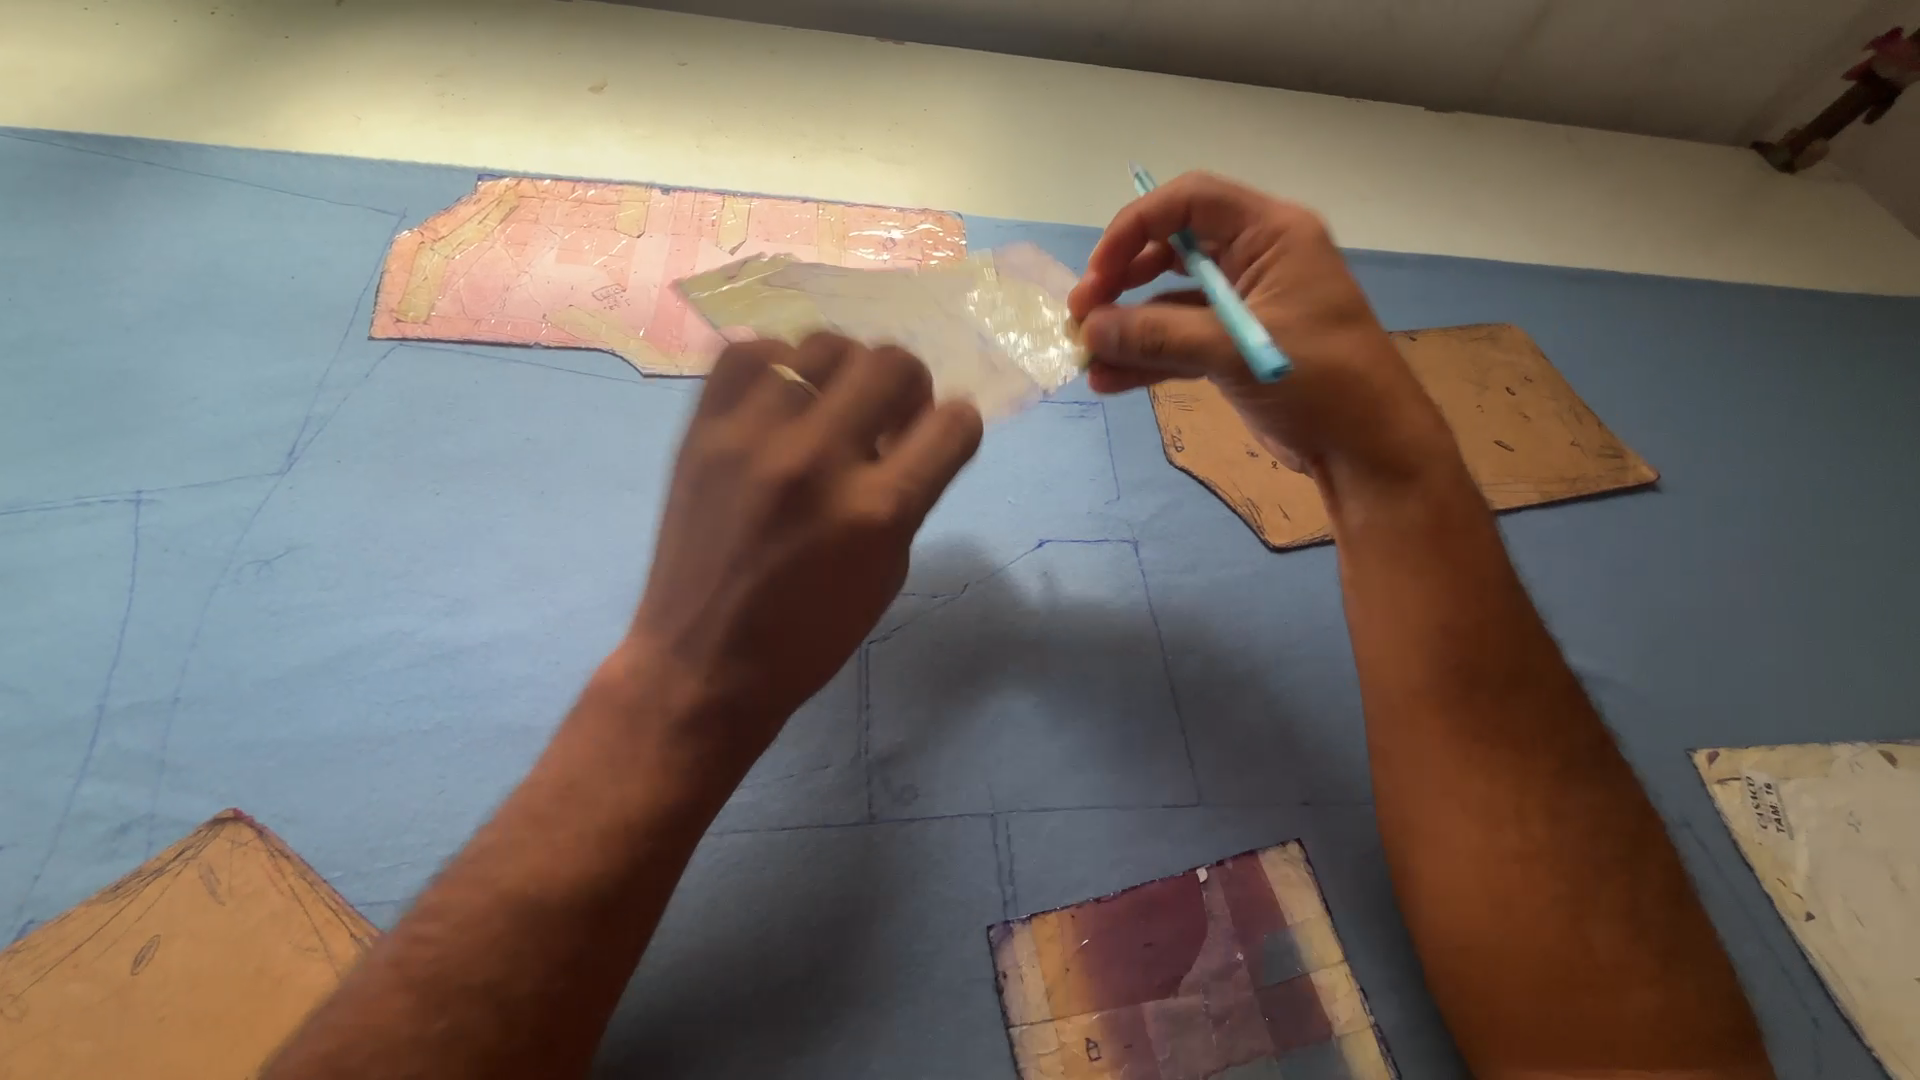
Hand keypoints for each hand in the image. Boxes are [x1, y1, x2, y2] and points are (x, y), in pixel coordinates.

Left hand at [626, 334, 981, 767]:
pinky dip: (780, 366)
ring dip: (847, 372)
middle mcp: (819, 459)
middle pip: (894, 365)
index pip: (954, 423)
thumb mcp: (888, 573)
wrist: (702, 663)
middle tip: (888, 421)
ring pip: (826, 344)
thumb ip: (908, 495)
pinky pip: (751, 352)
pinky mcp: (702, 430)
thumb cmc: (810, 635)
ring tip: (832, 406)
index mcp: (878, 511)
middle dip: (909, 389)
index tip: (935, 440)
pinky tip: (782, 398)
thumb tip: (909, 433)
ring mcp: (753, 436)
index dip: (956, 427)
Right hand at [1069, 172, 1446, 477]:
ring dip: (1127, 328)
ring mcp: (1242, 306)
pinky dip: (1146, 359)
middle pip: (1171, 249)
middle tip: (1082, 317)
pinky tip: (1109, 381)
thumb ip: (1158, 336)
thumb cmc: (1319, 382)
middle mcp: (1254, 261)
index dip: (1134, 229)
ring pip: (1169, 301)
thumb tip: (1089, 330)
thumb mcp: (1233, 351)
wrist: (1365, 449)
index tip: (1098, 276)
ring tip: (1086, 358)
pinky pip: (1178, 342)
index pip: (1188, 202)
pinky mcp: (1233, 347)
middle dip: (1122, 282)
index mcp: (1270, 234)